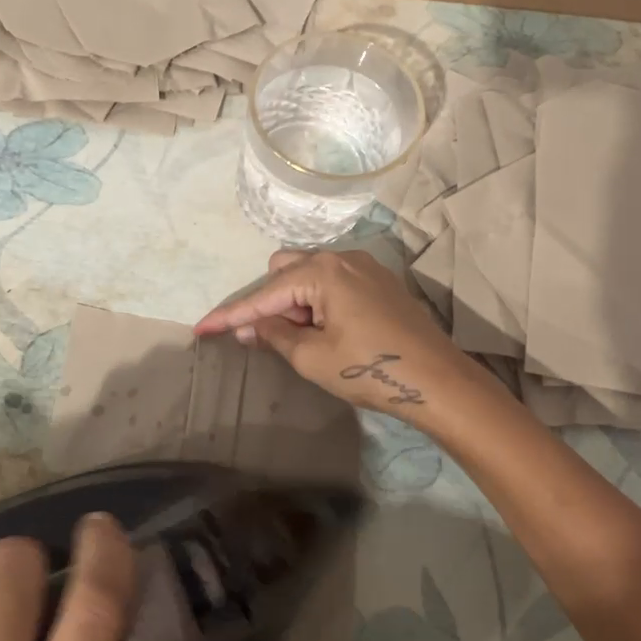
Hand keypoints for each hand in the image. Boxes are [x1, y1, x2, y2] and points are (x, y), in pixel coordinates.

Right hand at [193, 249, 465, 415]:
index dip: (231, 315)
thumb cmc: (370, 370)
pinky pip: (334, 283)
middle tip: (275, 340)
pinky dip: (319, 302)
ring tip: (306, 340)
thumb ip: (275, 335)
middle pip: (285, 270)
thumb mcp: (313, 358)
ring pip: (310, 275)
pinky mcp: (380, 283)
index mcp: (323, 272)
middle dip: (270, 303)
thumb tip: (251, 325)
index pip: (264, 294)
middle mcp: (343, 258)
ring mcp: (365, 268)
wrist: (439, 382)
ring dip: (295, 303)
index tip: (202, 328)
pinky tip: (329, 333)